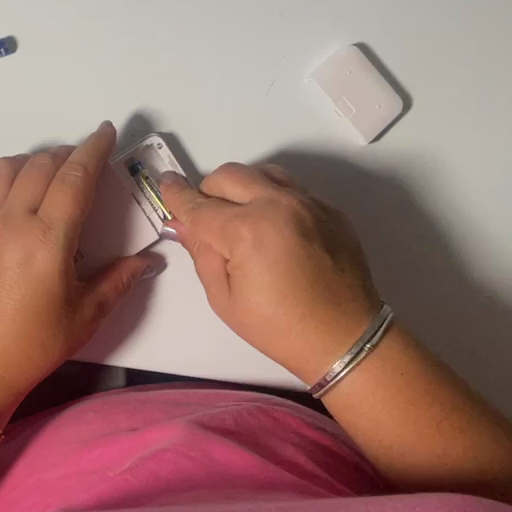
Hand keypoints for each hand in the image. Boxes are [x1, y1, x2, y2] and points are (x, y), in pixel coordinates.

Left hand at [0, 121, 162, 409]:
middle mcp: (13, 221)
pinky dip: (4, 178)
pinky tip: (16, 194)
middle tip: (86, 161)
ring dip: (34, 160)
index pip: (75, 177)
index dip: (94, 149)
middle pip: (43, 165)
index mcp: (48, 239)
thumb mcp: (85, 316)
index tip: (107, 131)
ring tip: (51, 174)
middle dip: (68, 154)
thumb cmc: (33, 344)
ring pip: (8, 167)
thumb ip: (119, 280)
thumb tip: (150, 260)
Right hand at [159, 163, 381, 384]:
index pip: (199, 205)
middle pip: (228, 176)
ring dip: (242, 188)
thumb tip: (183, 224)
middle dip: (209, 192)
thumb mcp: (225, 299)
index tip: (165, 185)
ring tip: (243, 220)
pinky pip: (292, 189)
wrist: (345, 338)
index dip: (177, 196)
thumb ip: (202, 254)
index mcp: (247, 230)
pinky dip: (274, 199)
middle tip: (209, 221)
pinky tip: (276, 231)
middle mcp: (278, 204)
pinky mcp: (329, 209)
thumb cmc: (279, 328)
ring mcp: (309, 203)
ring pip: (262, 173)